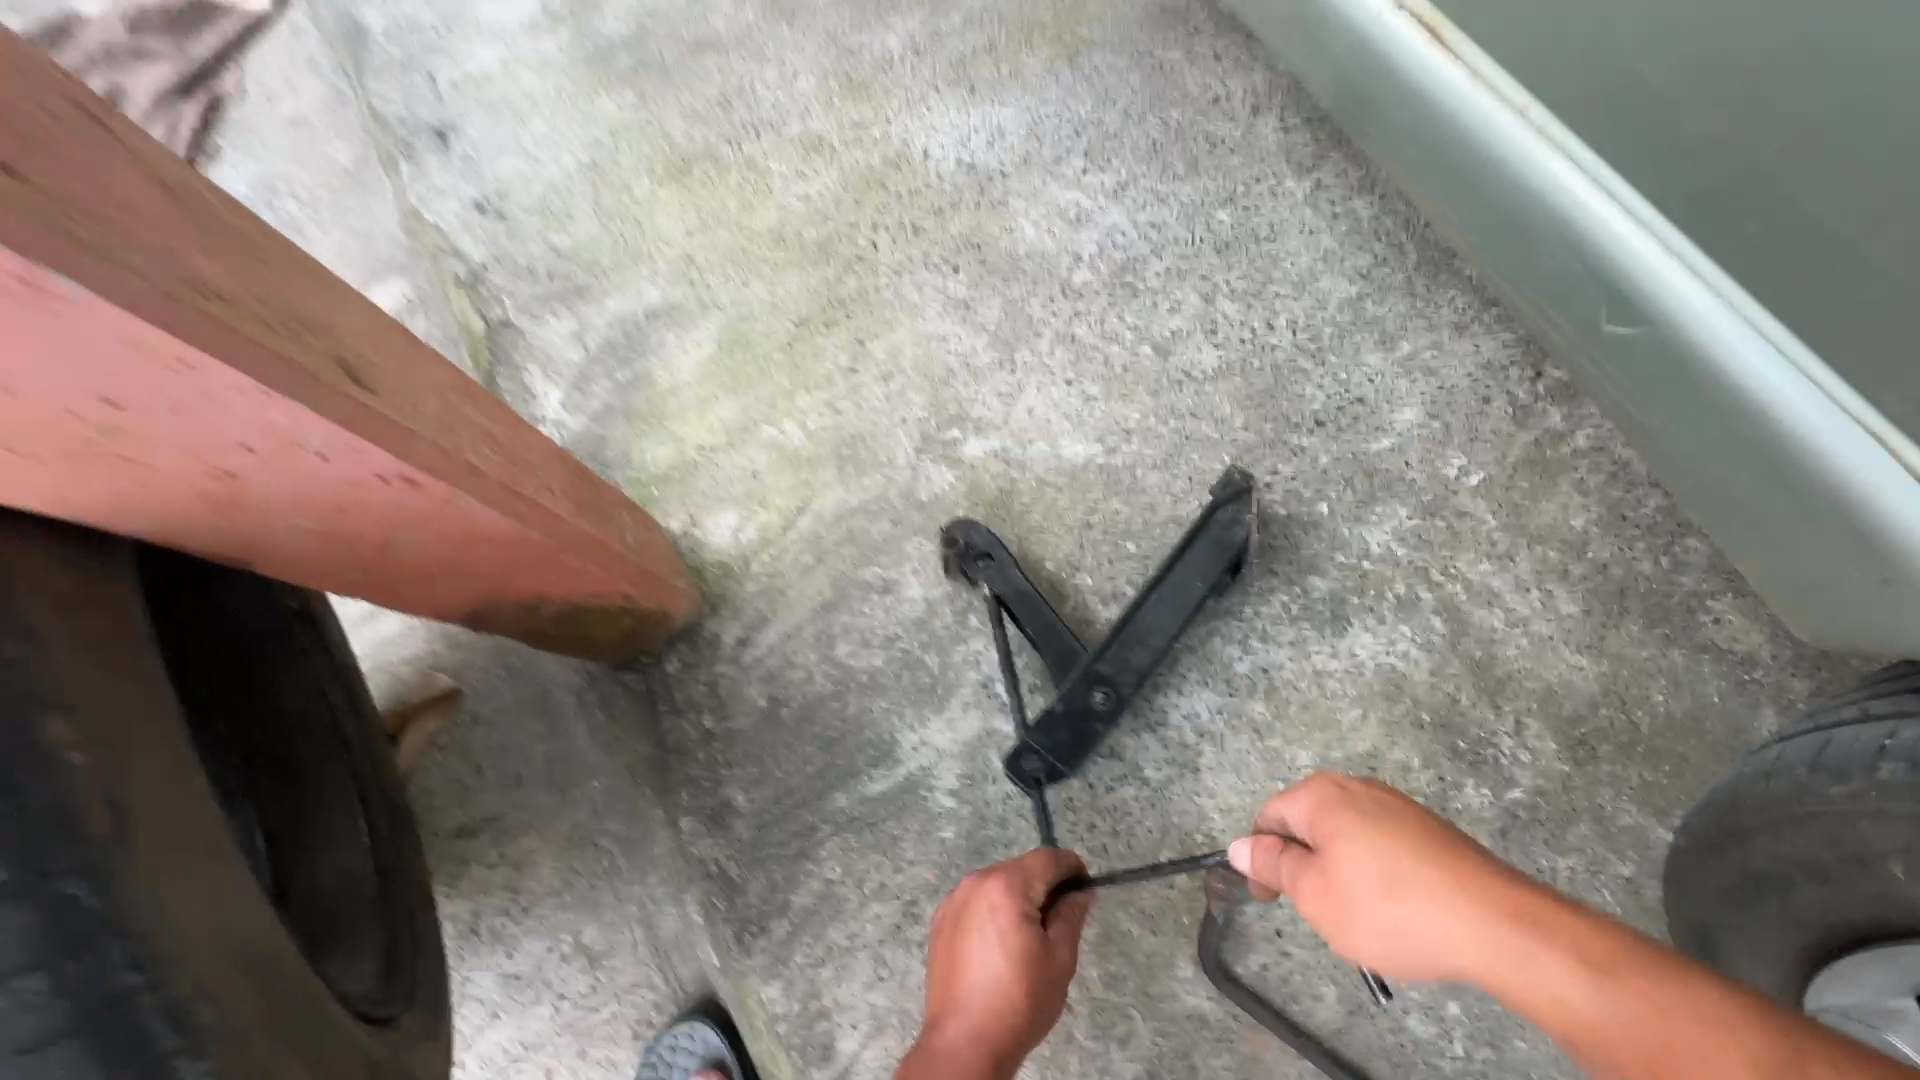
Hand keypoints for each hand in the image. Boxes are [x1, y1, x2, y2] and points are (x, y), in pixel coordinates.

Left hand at [898, 849, 1094, 1079]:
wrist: (964, 1043)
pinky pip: (977, 902)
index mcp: (1006, 886)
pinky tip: (1001, 947)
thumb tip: (1081, 892)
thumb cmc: (1019, 1001)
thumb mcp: (1059, 959)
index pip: (1048, 859)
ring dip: (1019, 899)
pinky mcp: (941, 921)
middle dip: (1045, 886)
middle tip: (1062, 922)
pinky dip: (995, 912)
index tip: (1085, 891)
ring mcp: (953, 900)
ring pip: (998, 884)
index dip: (1073, 869)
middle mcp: (975, 882)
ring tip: (1031, 939)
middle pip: (1021, 869)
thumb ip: (1071, 916)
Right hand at [1228, 772, 1537, 982]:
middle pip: (1308, 823)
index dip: (1261, 859)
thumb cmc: (1389, 908)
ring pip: (1346, 837)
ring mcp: (1399, 807)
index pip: (1269, 817)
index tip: (1270, 899)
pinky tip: (1396, 910)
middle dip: (1304, 864)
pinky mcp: (1431, 831)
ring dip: (1339, 871)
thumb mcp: (1314, 894)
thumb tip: (1240, 845)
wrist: (1496, 926)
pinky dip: (1375, 874)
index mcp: (1322, 795)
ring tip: (1360, 916)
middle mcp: (1358, 788)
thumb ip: (1273, 864)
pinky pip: (1382, 846)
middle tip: (1317, 910)